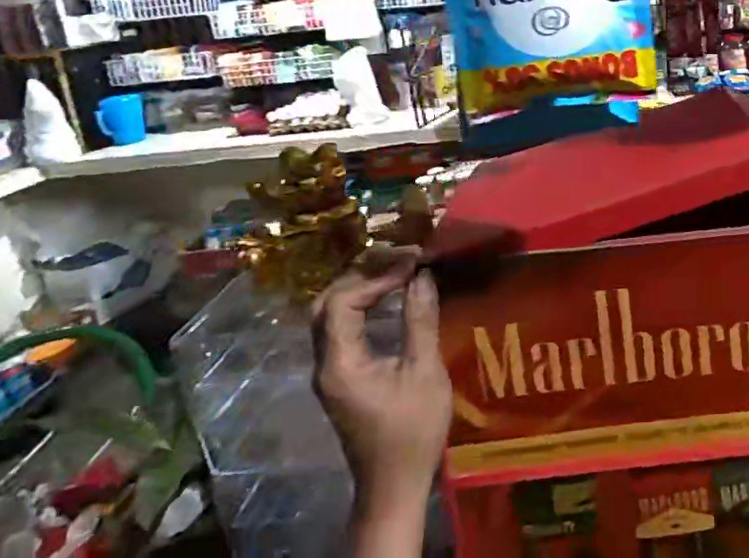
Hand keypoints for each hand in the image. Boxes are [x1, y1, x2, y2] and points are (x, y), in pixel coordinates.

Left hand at [313, 253, 451, 527]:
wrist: (394, 488)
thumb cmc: (412, 434)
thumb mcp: (424, 375)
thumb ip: (420, 321)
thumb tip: (422, 276)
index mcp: (340, 363)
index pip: (343, 300)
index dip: (375, 276)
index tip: (410, 265)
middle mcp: (324, 362)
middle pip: (327, 301)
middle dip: (362, 274)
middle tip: (397, 260)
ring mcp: (327, 369)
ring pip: (329, 312)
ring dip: (358, 286)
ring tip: (392, 270)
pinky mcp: (337, 375)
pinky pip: (338, 326)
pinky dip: (357, 303)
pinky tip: (383, 296)